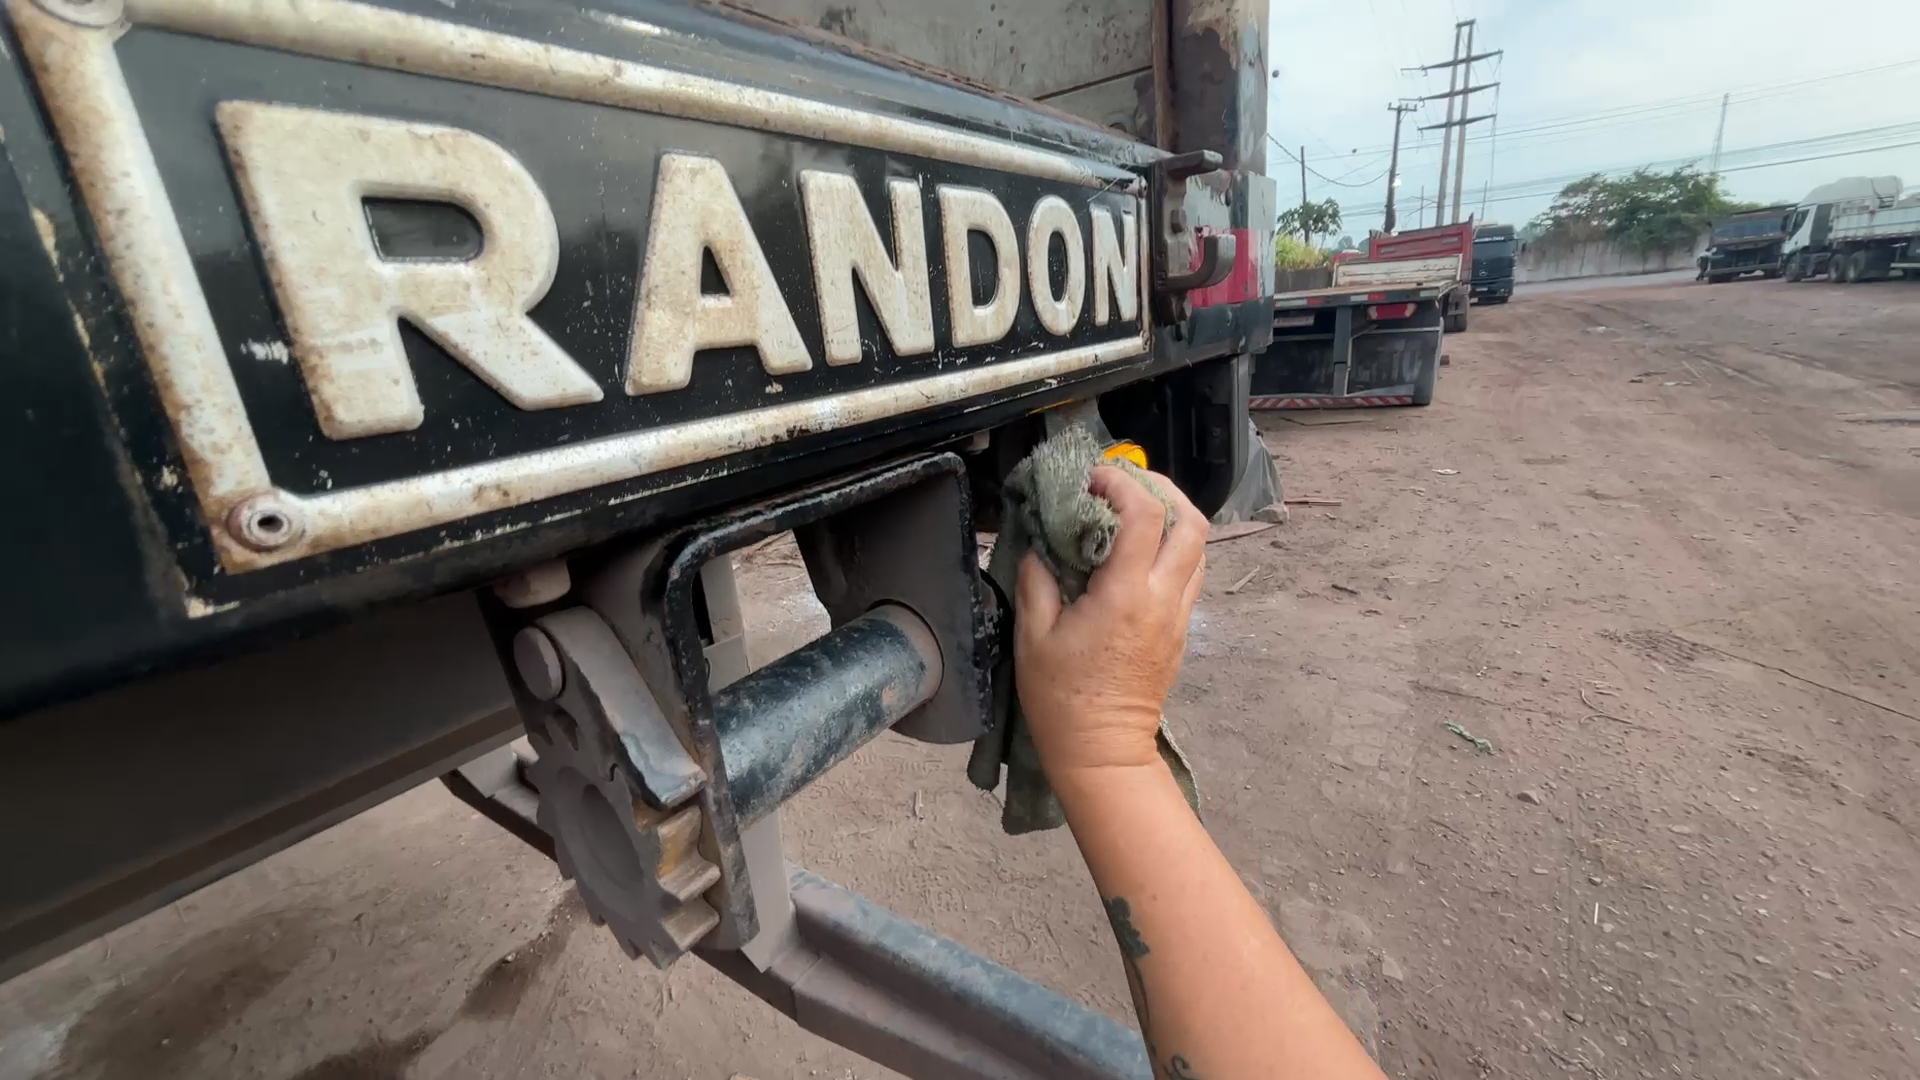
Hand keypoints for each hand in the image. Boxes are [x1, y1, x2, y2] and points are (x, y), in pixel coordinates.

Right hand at [1013, 467, 1207, 783]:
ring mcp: (1178, 616)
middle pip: (1192, 522)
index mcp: (1126, 595)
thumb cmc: (1061, 698)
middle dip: (1161, 488)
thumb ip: (1036, 580)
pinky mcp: (1180, 630)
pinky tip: (1140, 549)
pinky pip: (1191, 573)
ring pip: (1199, 547)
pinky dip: (1173, 546)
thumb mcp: (1033, 636)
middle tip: (1123, 482)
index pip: (1145, 516)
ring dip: (1172, 516)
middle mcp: (1163, 599)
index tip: (1091, 477)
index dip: (1121, 483)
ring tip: (1133, 508)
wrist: (1102, 752)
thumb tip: (1040, 544)